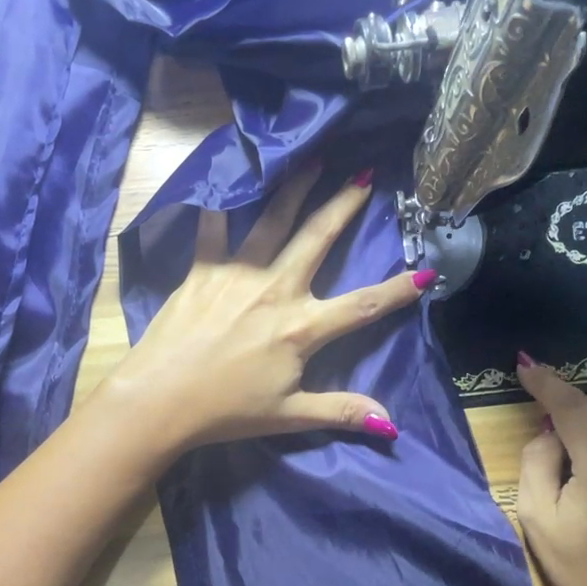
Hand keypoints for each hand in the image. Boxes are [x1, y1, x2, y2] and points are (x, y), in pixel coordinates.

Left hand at [96, 165, 429, 448]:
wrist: (160, 399)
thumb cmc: (226, 411)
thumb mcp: (289, 416)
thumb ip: (341, 411)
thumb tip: (390, 424)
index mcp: (302, 328)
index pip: (363, 306)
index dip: (398, 291)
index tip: (426, 272)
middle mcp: (276, 290)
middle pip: (318, 239)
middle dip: (344, 205)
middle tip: (364, 174)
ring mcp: (237, 274)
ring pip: (272, 220)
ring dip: (295, 189)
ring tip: (312, 161)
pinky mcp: (202, 270)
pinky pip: (214, 226)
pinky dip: (221, 201)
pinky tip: (227, 177)